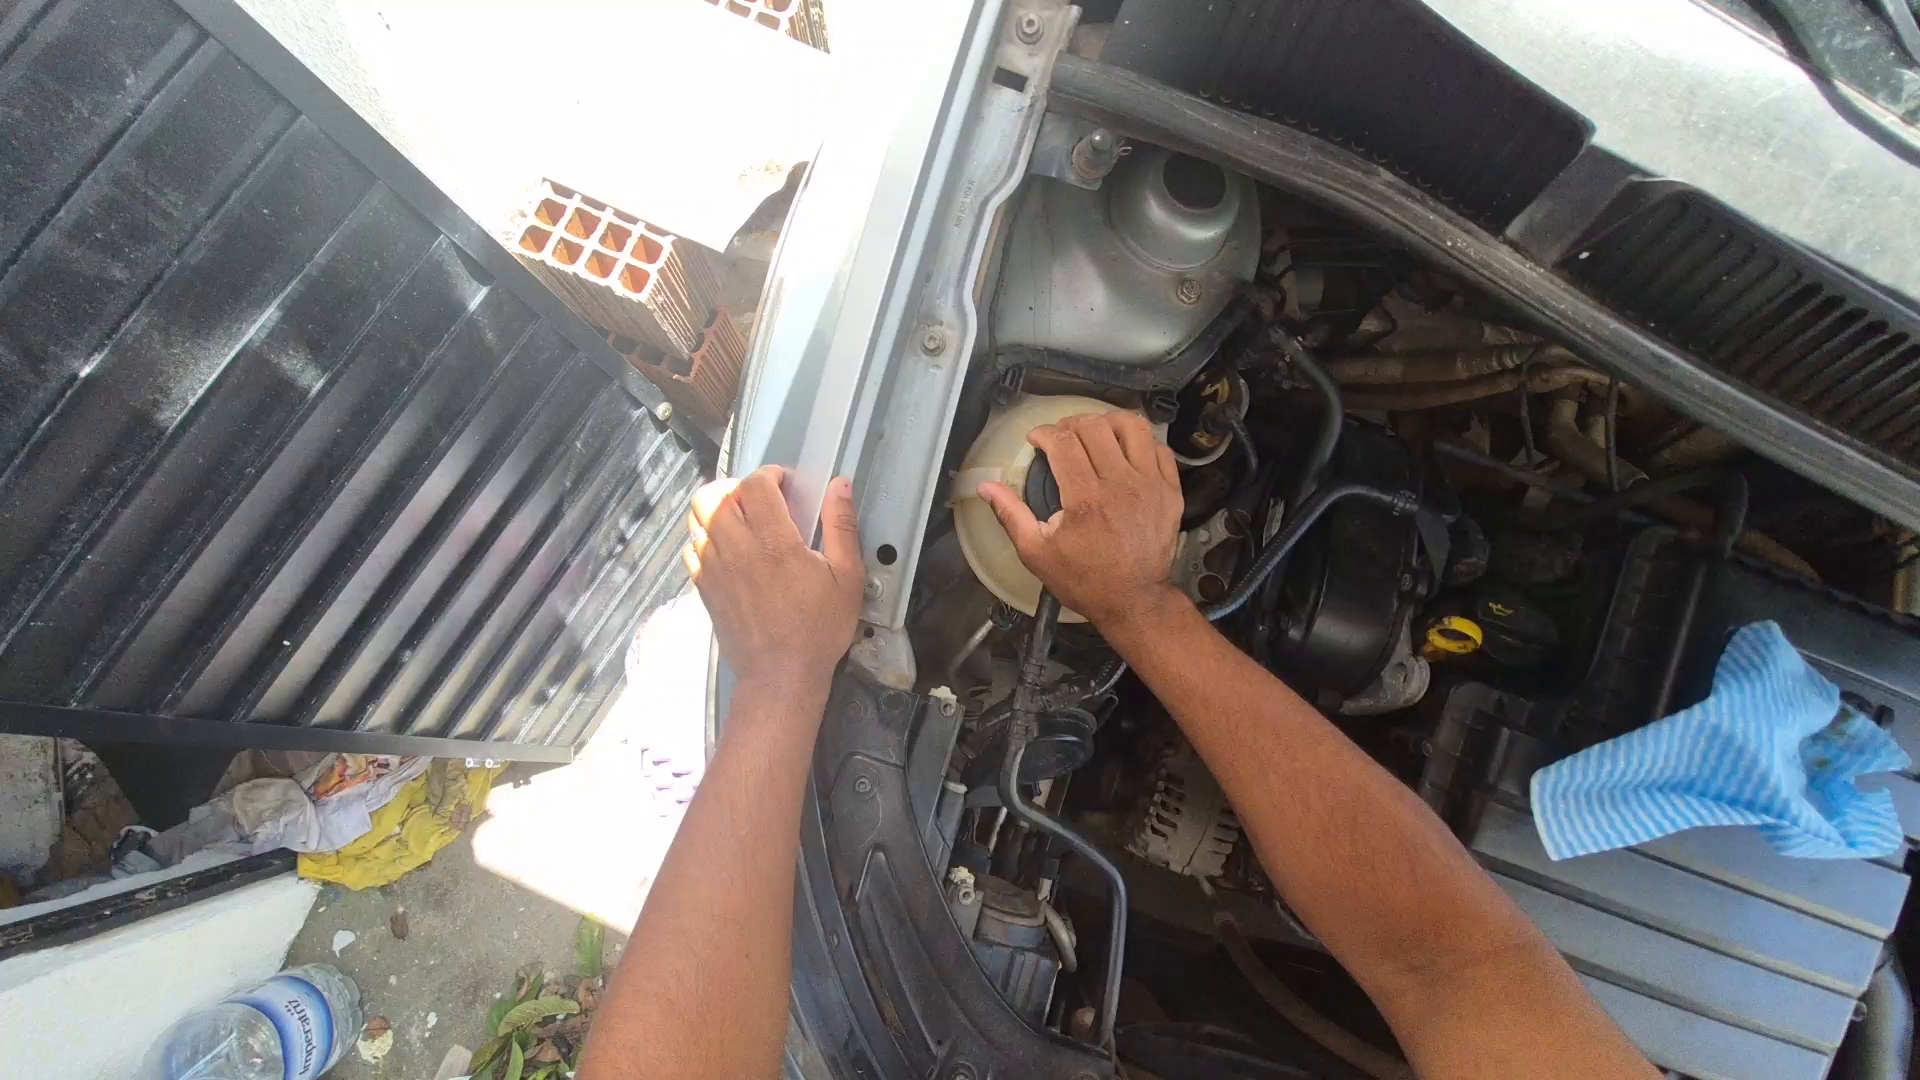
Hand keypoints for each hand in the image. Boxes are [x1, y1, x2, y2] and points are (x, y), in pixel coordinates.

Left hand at [684, 466, 865, 692]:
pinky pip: (691, 547)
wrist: (781, 676)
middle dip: (737, 487)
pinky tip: (730, 550)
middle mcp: (736, 549)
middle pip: (713, 494)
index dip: (770, 475)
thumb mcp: (848, 577)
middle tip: (760, 499)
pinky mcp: (703, 587)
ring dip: (718, 509)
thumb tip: (840, 485)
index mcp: (775, 543)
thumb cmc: (819, 628)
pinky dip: (706, 538)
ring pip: (696, 518)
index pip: (755, 486)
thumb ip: (842, 526)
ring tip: (743, 521)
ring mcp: (713, 569)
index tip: (786, 484)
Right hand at [977, 412, 1187, 632]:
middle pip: (1095, 428)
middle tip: (1060, 436)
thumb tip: (986, 487)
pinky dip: (1139, 440)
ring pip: (1132, 427)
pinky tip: (1123, 448)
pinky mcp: (1170, 491)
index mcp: (1085, 499)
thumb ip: (1010, 514)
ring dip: (1107, 422)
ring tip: (1093, 432)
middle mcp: (1120, 485)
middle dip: (1070, 424)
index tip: (1036, 438)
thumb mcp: (1036, 552)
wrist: (1133, 600)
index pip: (1063, 442)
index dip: (1044, 433)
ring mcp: (1151, 485)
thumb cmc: (1083, 579)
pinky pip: (1158, 448)